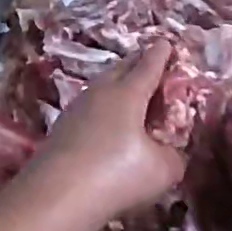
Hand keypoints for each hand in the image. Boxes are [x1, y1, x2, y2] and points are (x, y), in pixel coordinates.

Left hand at [11, 41, 185, 230]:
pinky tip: (107, 116)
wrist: (60, 189)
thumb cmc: (118, 172)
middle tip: (148, 58)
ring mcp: (77, 106)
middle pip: (120, 70)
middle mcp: (100, 92)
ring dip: (117, 83)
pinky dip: (105, 104)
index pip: (147, 68)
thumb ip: (172, 153)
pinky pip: (91, 104)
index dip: (159, 55)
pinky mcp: (64, 125)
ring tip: (129, 86)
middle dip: (136, 63)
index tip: (164, 41)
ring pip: (102, 86)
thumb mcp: (163, 168)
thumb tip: (166, 149)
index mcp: (127, 93)